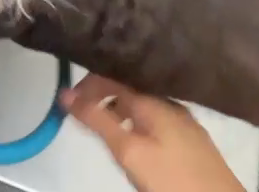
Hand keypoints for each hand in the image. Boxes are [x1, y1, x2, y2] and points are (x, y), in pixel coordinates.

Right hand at [63, 75, 242, 191]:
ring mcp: (186, 123)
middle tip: (85, 119)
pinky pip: (157, 120)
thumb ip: (96, 119)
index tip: (68, 103)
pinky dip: (138, 124)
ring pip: (143, 106)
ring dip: (120, 113)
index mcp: (153, 100)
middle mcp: (170, 103)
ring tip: (107, 134)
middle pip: (127, 89)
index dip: (85, 86)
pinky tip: (137, 144)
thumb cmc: (174, 181)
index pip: (110, 77)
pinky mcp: (195, 142)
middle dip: (102, 99)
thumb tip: (63, 92)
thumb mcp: (129, 152)